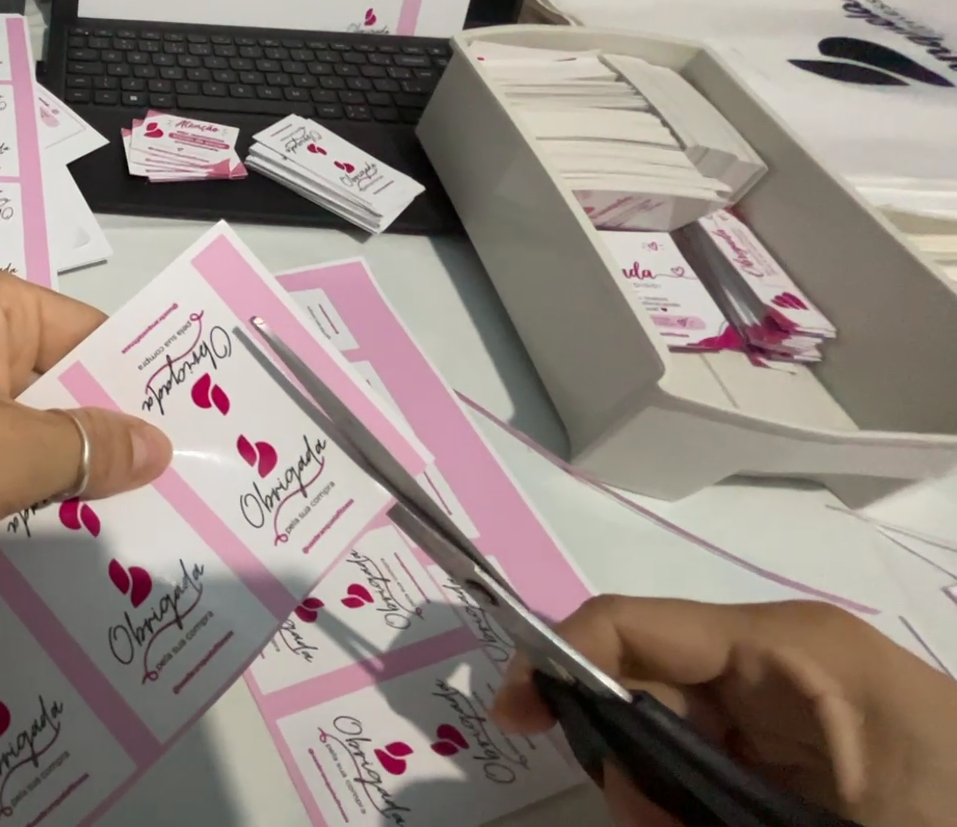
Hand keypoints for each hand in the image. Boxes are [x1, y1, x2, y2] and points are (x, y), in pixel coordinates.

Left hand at [0, 264, 172, 617]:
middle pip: (57, 390)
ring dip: (66, 486)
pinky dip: (20, 513)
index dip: (143, 383)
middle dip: (110, 443)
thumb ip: (85, 446)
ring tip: (151, 536)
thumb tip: (157, 443)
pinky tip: (73, 555)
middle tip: (190, 499)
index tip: (202, 439)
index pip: (90, 332)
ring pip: (22, 444)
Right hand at [490, 596, 956, 826]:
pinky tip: (694, 819)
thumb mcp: (810, 812)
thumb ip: (692, 788)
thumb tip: (611, 785)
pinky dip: (686, 792)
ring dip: (653, 780)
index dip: (555, 659)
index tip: (515, 718)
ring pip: (668, 721)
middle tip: (636, 815)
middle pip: (642, 679)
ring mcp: (791, 697)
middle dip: (618, 745)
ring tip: (676, 826)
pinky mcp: (801, 739)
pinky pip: (709, 750)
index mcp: (782, 644)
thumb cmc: (948, 814)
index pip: (625, 622)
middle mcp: (774, 654)